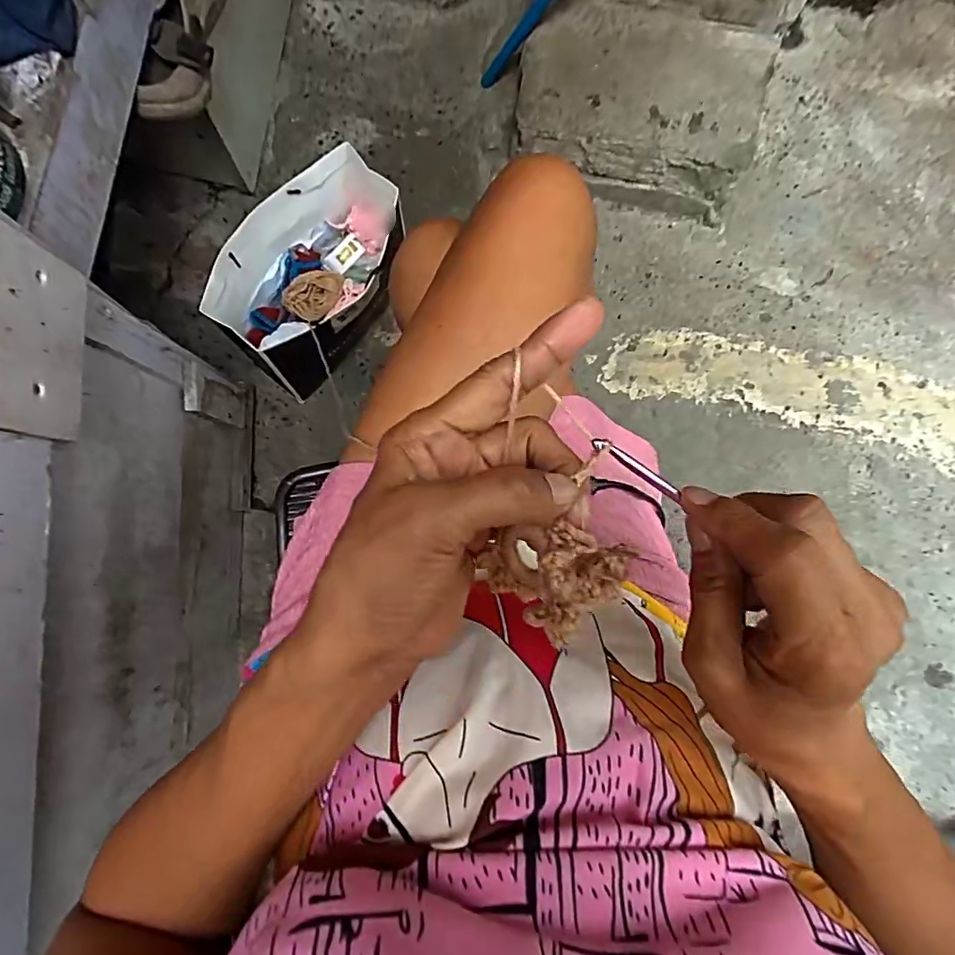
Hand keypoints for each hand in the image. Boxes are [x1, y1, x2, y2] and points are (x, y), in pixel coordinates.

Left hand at [285, 298, 605, 707]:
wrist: (367, 641)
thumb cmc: (379, 572)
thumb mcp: (433, 520)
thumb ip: (503, 494)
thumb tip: (567, 489)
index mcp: (430, 438)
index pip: (494, 384)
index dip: (541, 349)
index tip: (588, 314)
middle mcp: (453, 459)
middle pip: (527, 438)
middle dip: (556, 464)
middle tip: (572, 508)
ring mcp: (470, 499)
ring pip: (535, 479)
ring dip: (557, 502)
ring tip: (565, 536)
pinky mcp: (484, 535)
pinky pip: (530, 515)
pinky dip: (548, 528)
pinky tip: (551, 550)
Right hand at [678, 491, 906, 786]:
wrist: (817, 739)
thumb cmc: (756, 712)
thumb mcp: (709, 663)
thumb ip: (709, 591)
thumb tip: (703, 525)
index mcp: (825, 644)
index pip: (786, 555)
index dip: (735, 519)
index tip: (687, 501)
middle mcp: (866, 611)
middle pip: (805, 522)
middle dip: (744, 516)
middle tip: (707, 545)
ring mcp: (880, 597)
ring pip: (811, 523)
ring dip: (759, 531)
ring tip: (737, 578)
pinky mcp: (876, 587)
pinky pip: (818, 538)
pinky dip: (777, 544)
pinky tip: (764, 585)